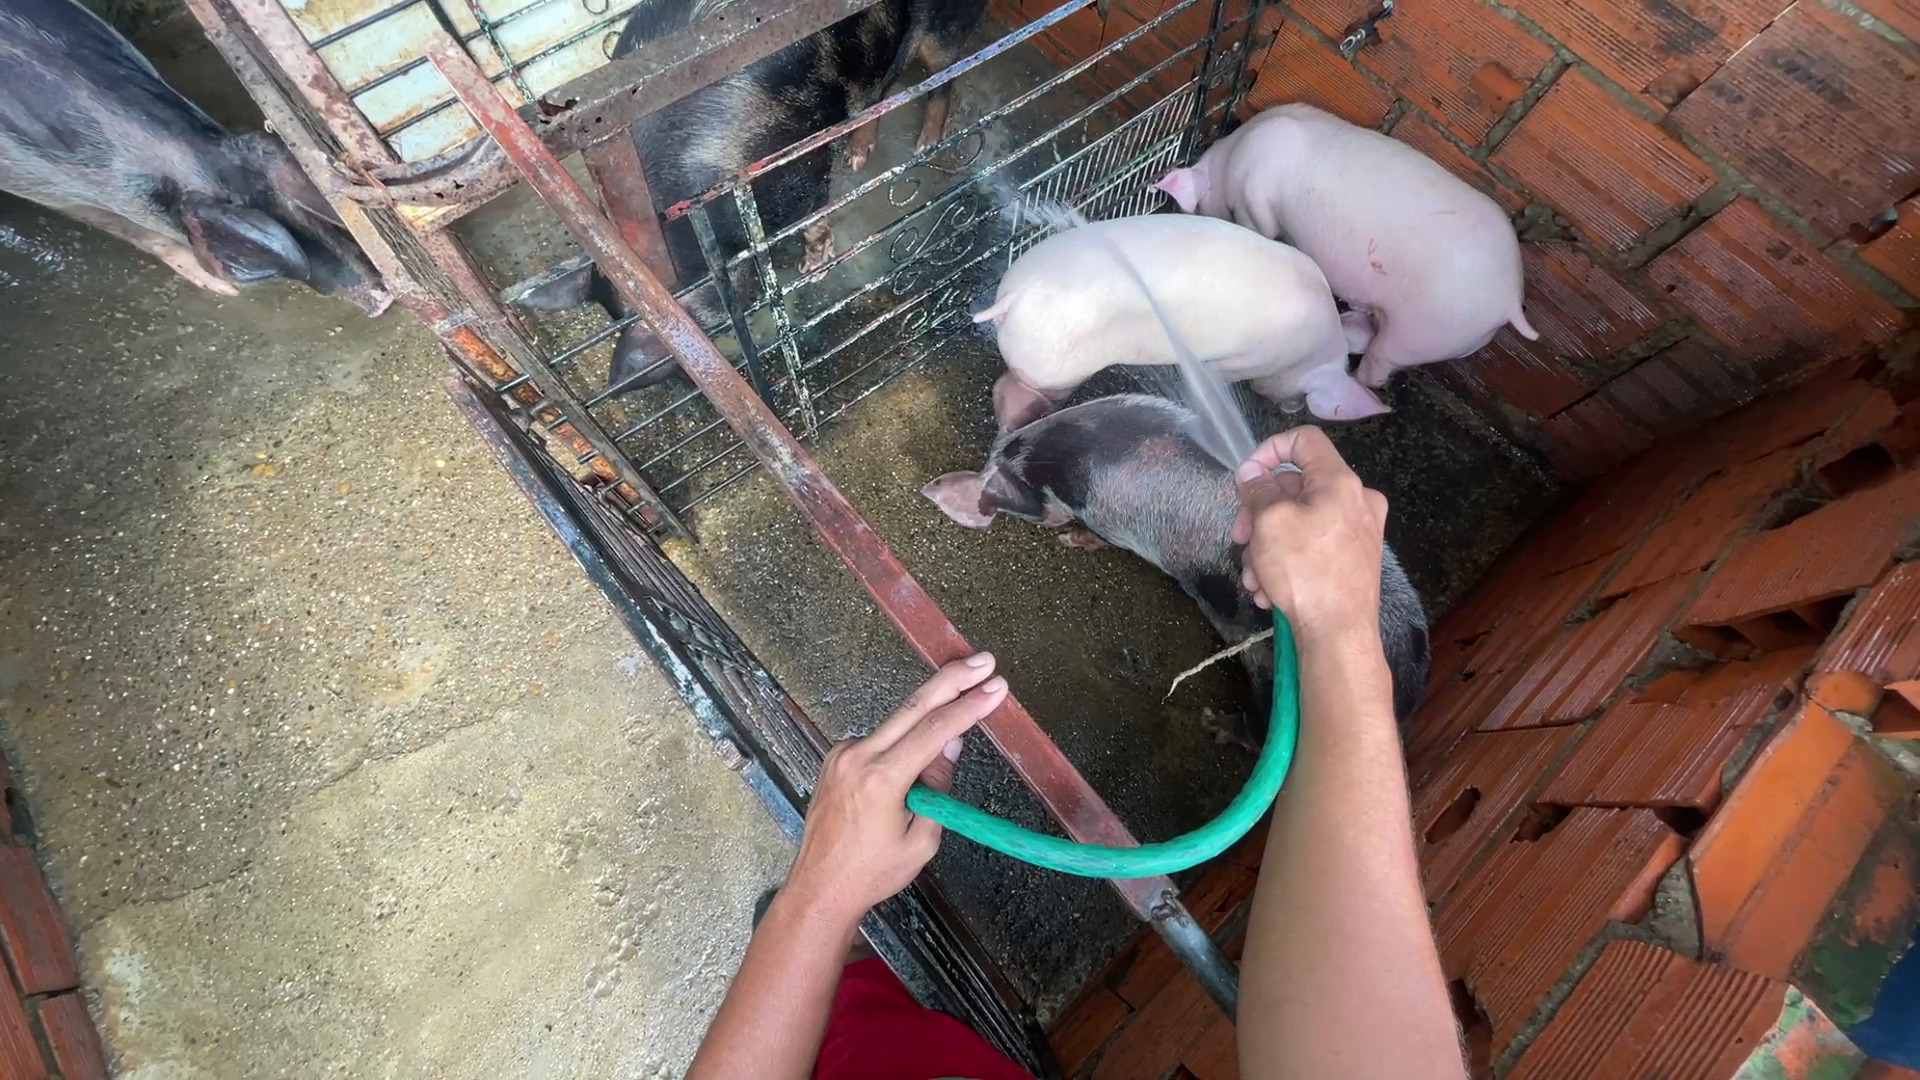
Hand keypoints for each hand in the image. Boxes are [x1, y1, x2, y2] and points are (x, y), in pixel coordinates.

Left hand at [782, 653, 1007, 928]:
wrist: (819, 887)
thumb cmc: (873, 873)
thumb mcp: (921, 839)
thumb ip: (937, 785)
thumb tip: (951, 742)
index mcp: (881, 778)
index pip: (934, 731)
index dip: (969, 706)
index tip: (996, 687)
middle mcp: (857, 755)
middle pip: (913, 705)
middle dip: (953, 679)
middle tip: (985, 660)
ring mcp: (843, 752)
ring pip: (897, 722)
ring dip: (931, 713)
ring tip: (962, 706)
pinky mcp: (837, 755)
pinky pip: (881, 739)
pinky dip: (903, 741)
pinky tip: (912, 767)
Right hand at [1229, 426, 1386, 644]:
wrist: (1339, 633)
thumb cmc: (1304, 571)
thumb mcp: (1269, 523)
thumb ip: (1258, 490)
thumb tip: (1251, 472)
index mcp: (1340, 482)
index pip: (1303, 440)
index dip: (1267, 450)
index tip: (1245, 478)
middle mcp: (1356, 500)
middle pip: (1295, 487)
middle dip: (1259, 513)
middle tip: (1239, 538)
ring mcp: (1357, 531)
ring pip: (1298, 521)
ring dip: (1266, 545)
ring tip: (1254, 576)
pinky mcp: (1353, 558)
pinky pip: (1311, 545)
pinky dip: (1285, 560)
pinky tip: (1269, 588)